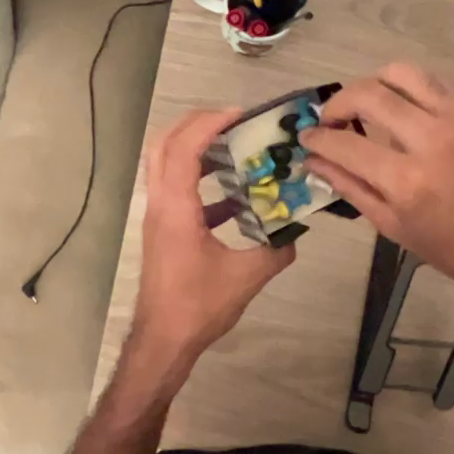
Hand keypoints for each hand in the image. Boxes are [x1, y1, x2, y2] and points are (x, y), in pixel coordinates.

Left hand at [134, 108, 296, 360]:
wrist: (163, 339)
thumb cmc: (198, 306)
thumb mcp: (246, 277)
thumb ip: (275, 249)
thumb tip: (295, 231)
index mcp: (176, 208)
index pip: (184, 148)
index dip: (208, 124)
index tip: (239, 114)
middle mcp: (160, 204)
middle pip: (164, 145)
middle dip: (194, 124)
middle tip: (231, 120)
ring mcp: (158, 216)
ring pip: (166, 165)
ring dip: (195, 149)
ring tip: (234, 146)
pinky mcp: (163, 230)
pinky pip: (177, 190)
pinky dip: (201, 181)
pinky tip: (234, 198)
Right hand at [301, 63, 453, 313]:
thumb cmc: (447, 246)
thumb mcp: (389, 225)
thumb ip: (348, 186)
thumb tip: (312, 160)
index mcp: (405, 180)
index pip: (344, 144)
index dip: (317, 138)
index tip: (306, 137)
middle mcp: (431, 141)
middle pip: (369, 95)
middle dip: (338, 103)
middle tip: (332, 120)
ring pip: (402, 73)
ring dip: (373, 84)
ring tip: (366, 106)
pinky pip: (433, 82)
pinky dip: (408, 90)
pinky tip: (403, 110)